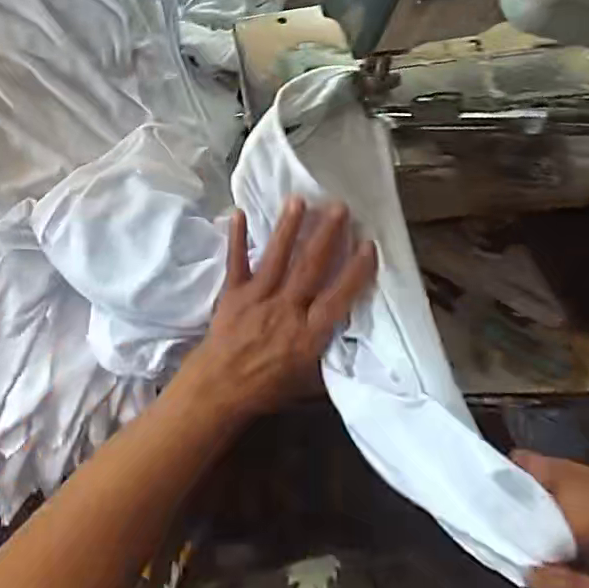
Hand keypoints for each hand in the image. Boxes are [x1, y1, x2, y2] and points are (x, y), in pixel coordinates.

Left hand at [171, 197, 377, 424]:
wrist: (220, 388)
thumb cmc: (267, 388)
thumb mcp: (308, 383)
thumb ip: (328, 358)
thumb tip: (350, 343)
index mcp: (309, 334)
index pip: (339, 297)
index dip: (356, 271)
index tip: (368, 244)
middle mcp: (286, 309)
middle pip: (310, 267)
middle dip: (326, 235)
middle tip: (338, 207)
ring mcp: (257, 297)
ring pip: (277, 257)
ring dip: (288, 227)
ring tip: (298, 199)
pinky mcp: (233, 292)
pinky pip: (236, 261)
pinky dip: (237, 237)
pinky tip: (239, 213)